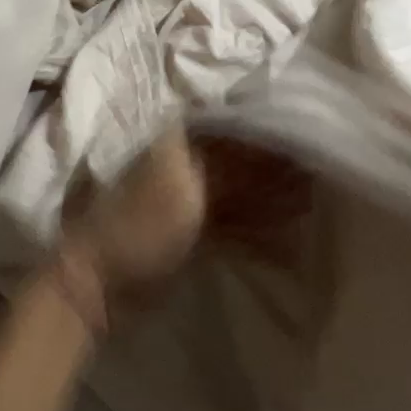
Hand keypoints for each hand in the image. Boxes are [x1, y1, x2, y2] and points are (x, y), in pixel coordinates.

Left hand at [58, 128, 316, 314]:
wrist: (95, 286)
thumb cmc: (136, 226)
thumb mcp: (183, 184)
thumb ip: (226, 159)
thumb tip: (262, 126)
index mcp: (176, 141)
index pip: (233, 124)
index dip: (269, 131)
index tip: (302, 135)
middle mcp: (184, 164)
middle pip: (241, 160)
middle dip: (277, 170)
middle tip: (315, 176)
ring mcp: (186, 200)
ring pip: (240, 194)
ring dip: (272, 202)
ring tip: (309, 207)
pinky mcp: (189, 233)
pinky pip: (232, 225)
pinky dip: (256, 232)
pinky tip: (286, 244)